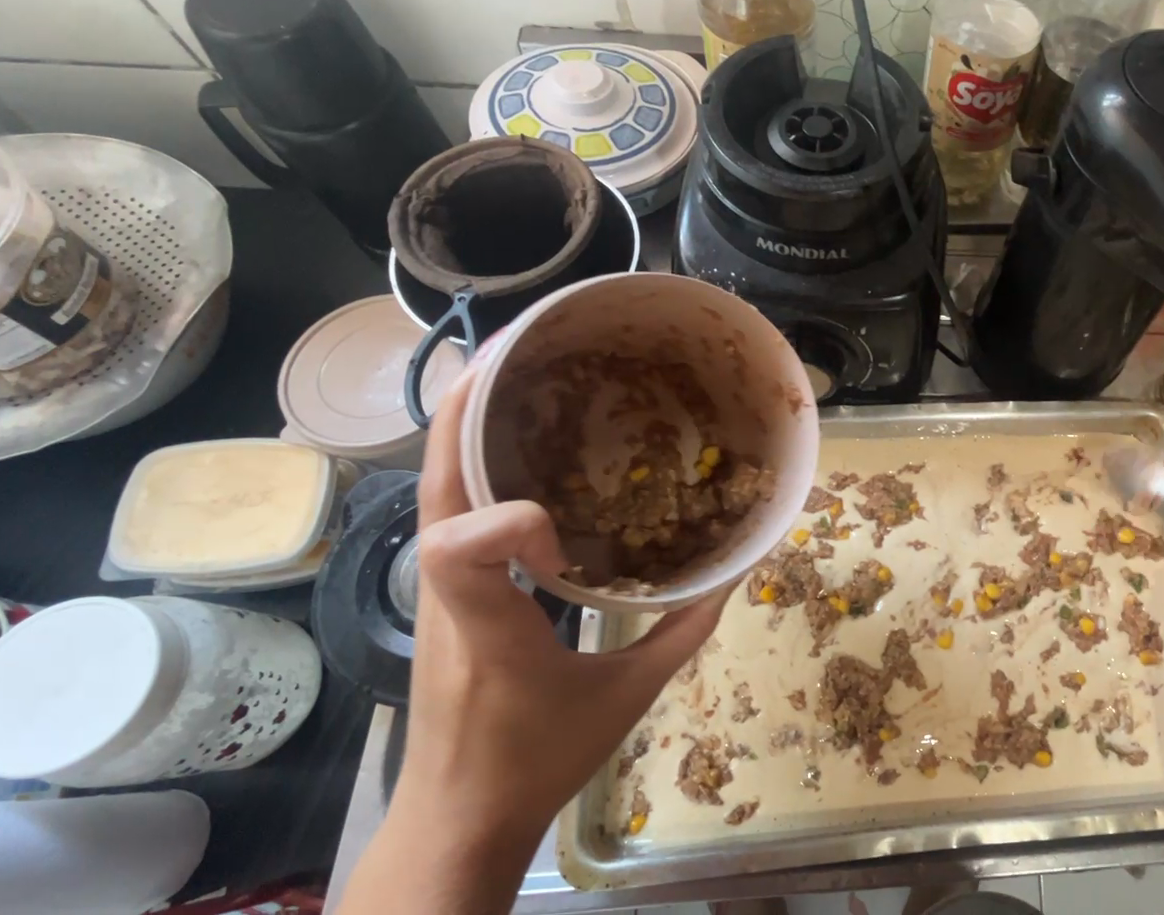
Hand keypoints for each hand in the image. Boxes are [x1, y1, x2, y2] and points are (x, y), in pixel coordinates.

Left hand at [339, 369, 728, 914]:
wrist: (455, 818)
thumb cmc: (534, 762)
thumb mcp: (625, 699)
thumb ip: (680, 634)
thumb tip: (730, 575)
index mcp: (484, 623)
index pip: (454, 549)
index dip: (505, 522)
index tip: (559, 537)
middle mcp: (445, 591)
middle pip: (433, 480)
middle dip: (468, 404)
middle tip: (519, 345)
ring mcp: (435, 587)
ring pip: (435, 486)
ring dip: (467, 421)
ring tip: (516, 369)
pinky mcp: (443, 589)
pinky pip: (452, 507)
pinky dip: (478, 458)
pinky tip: (519, 441)